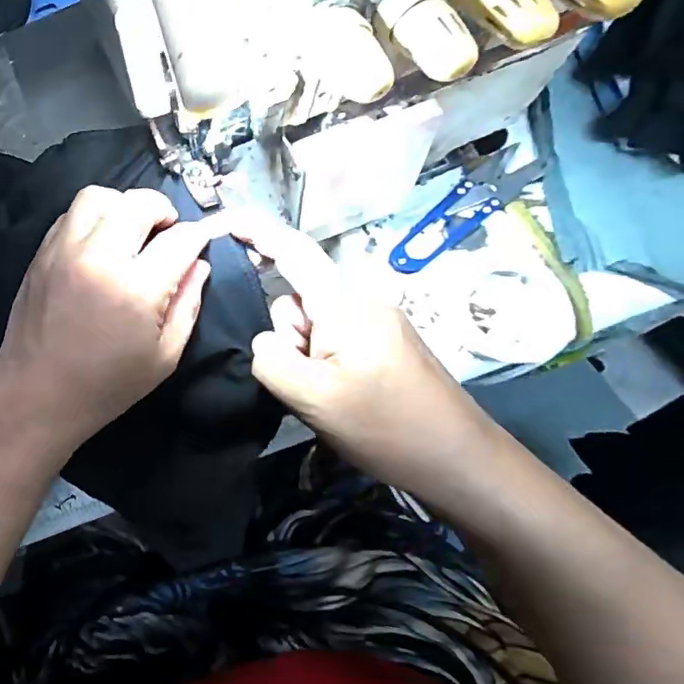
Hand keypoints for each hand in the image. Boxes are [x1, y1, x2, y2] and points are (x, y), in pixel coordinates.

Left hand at [0, 186, 224, 468]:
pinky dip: (93, 218)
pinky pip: (70, 214)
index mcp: (134, 288)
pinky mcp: (41, 254)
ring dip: (123, 206)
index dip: (197, 237)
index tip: (201, 241)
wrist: (35, 396)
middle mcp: (98, 257)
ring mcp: (63, 251)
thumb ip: (187, 304)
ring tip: (131, 232)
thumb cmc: (106, 386)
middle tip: (168, 233)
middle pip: (139, 203)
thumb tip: (199, 264)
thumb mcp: (164, 357)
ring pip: (98, 196)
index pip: (179, 240)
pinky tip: (100, 243)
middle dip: (163, 211)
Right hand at [229, 215, 513, 492]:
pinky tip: (344, 394)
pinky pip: (335, 336)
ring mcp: (377, 320)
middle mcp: (363, 300)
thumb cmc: (387, 427)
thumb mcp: (313, 399)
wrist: (460, 460)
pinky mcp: (386, 341)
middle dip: (287, 334)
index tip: (223, 222)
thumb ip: (272, 360)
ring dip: (306, 353)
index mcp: (345, 303)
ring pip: (314, 321)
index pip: (292, 251)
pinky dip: (324, 359)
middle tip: (308, 382)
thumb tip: (266, 342)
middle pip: (297, 297)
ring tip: (330, 395)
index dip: (255, 230)